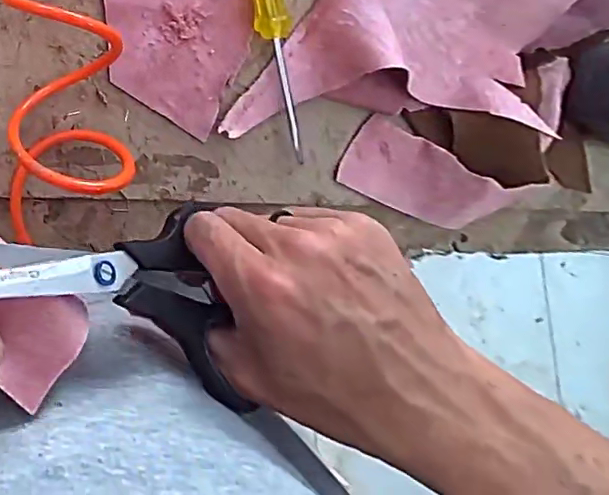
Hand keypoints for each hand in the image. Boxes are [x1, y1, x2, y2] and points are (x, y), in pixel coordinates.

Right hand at [187, 208, 608, 494]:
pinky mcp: (361, 222)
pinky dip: (310, 239)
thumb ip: (206, 328)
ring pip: (274, 216)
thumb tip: (186, 292)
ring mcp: (332, 229)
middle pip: (234, 215)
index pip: (203, 225)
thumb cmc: (336, 393)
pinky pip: (313, 217)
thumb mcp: (252, 376)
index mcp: (262, 284)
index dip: (196, 243)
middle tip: (250, 276)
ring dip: (273, 240)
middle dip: (232, 243)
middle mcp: (294, 244)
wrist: (421, 390)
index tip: (203, 260)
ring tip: (300, 278)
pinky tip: (331, 273)